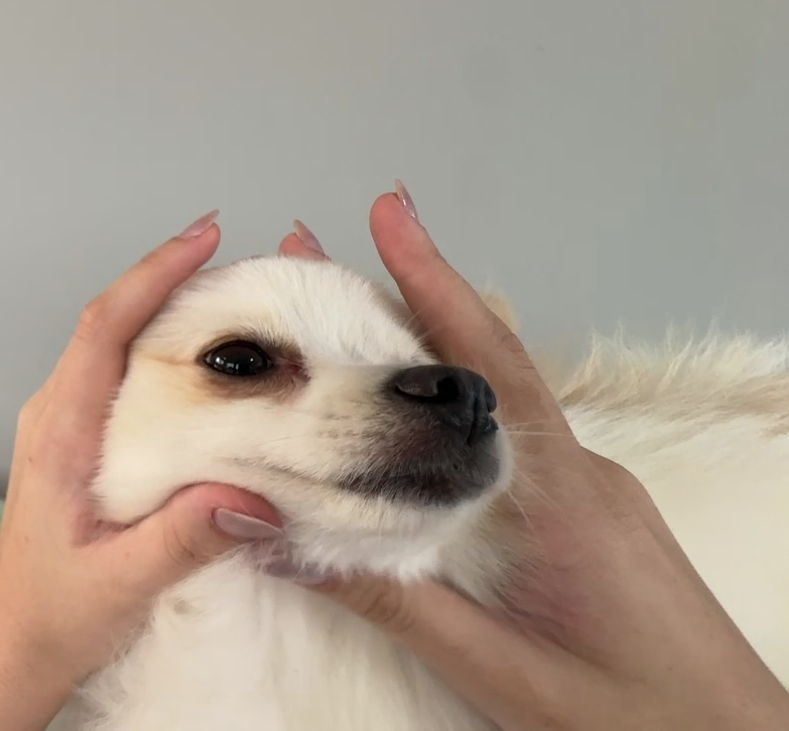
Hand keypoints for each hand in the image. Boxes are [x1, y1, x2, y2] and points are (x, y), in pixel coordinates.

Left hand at [0, 212, 280, 730]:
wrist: (16, 634)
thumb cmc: (55, 609)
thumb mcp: (123, 582)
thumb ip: (182, 539)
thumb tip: (252, 495)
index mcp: (59, 430)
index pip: (102, 330)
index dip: (149, 277)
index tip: (199, 240)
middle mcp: (56, 412)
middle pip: (108, 322)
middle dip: (164, 279)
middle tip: (230, 254)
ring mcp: (63, 421)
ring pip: (111, 343)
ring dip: (162, 308)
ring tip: (227, 290)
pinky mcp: (77, 438)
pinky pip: (116, 372)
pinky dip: (157, 347)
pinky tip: (202, 357)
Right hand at [279, 188, 788, 730]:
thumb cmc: (634, 720)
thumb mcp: (496, 669)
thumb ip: (380, 593)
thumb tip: (258, 526)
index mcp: (558, 491)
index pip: (483, 363)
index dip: (433, 281)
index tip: (389, 212)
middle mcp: (569, 467)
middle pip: (468, 354)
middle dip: (386, 288)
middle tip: (302, 247)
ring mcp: (574, 483)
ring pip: (472, 388)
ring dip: (396, 335)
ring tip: (320, 300)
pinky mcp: (569, 502)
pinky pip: (484, 425)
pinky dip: (421, 387)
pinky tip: (379, 393)